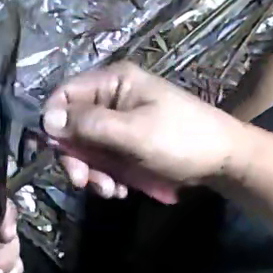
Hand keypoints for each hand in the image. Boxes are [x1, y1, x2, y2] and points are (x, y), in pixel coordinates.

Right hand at [41, 62, 246, 202]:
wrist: (226, 161)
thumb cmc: (181, 139)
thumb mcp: (132, 132)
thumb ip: (89, 125)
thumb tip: (46, 120)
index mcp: (114, 81)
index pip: (65, 93)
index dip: (55, 122)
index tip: (57, 151)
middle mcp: (114, 98)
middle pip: (73, 125)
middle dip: (77, 156)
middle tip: (83, 181)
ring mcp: (122, 122)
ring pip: (87, 147)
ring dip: (93, 172)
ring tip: (110, 190)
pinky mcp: (129, 144)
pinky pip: (105, 160)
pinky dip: (107, 177)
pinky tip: (120, 190)